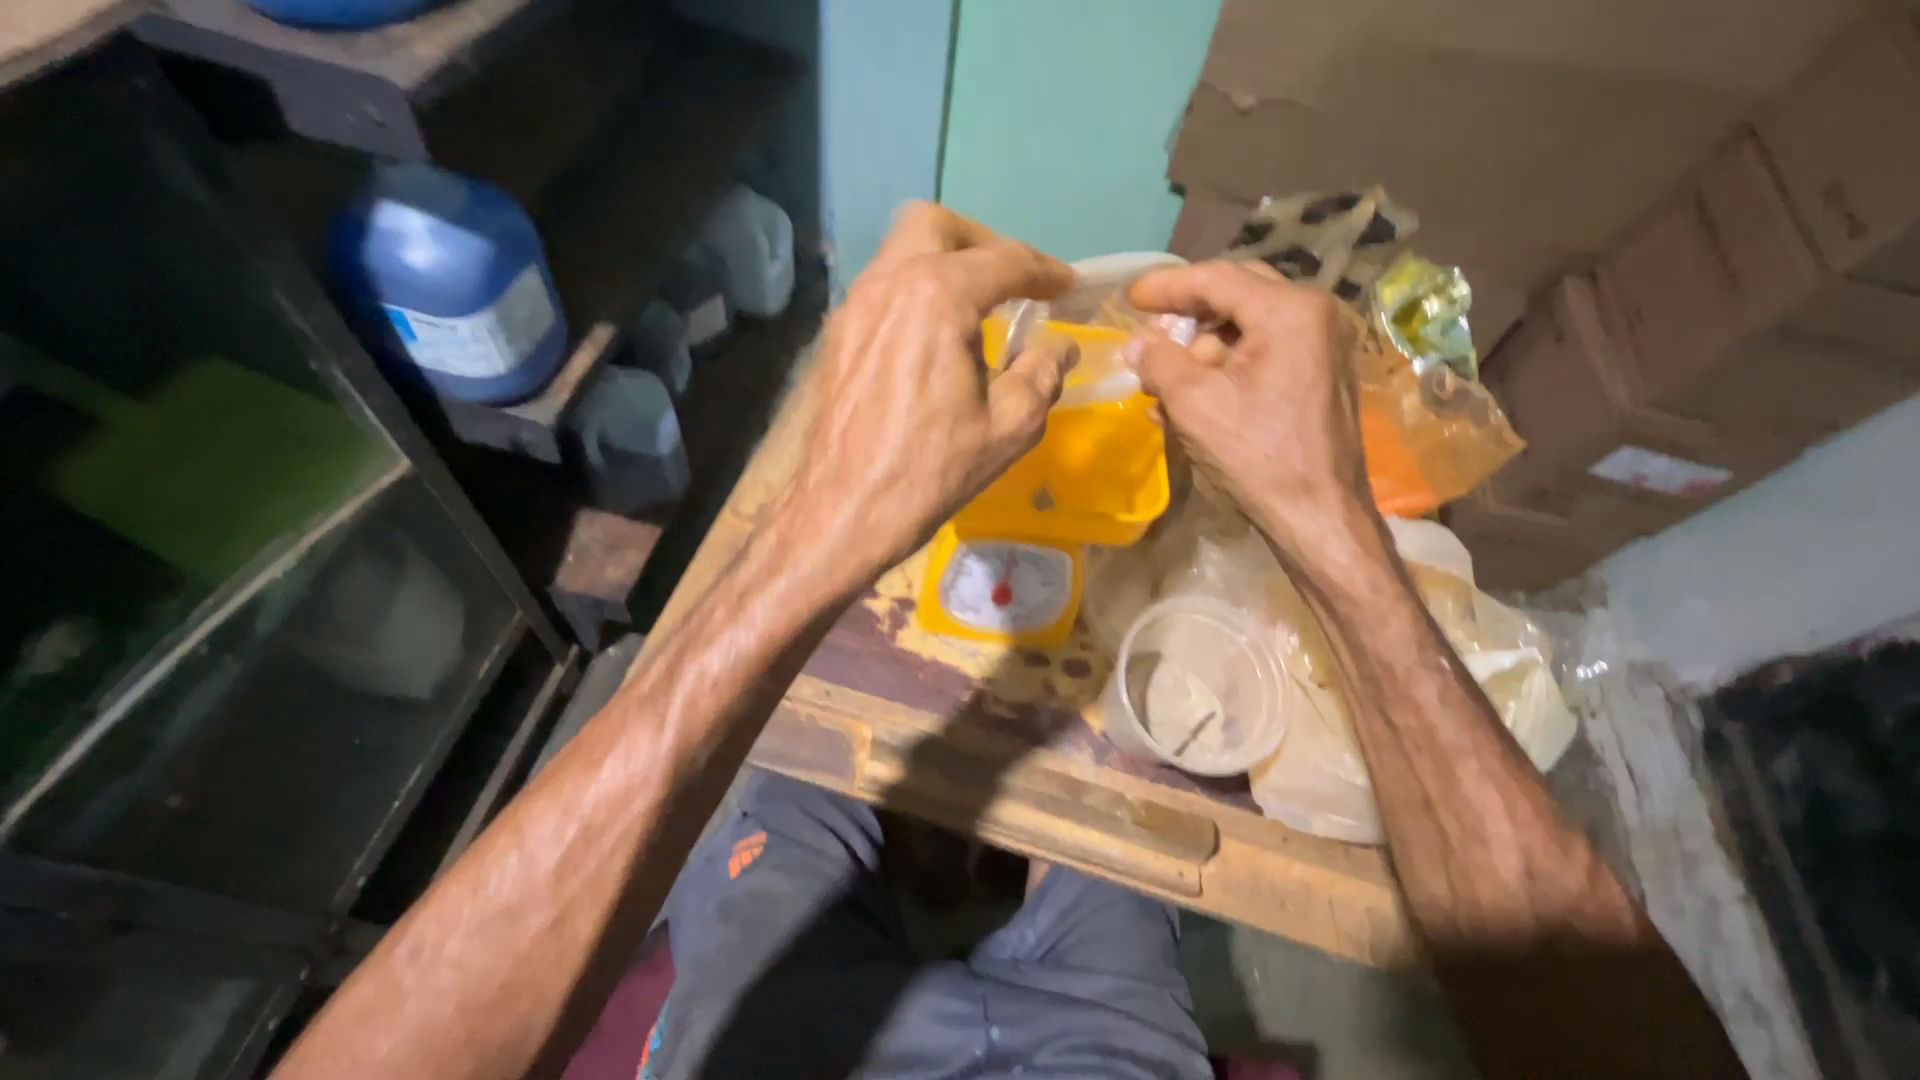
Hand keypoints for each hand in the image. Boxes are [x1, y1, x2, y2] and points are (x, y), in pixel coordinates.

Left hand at [777, 202, 1074, 577]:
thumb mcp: (1009, 427)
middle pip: (934, 225)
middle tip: (1009, 282)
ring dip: (942, 264)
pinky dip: (913, 294)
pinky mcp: (836, 337)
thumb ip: (1042, 373)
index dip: (1043, 270)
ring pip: (899, 252)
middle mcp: (888, 284)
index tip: (1066, 287)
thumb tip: (1059, 346)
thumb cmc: (932, 471)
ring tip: (974, 311)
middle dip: (980, 242)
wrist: (843, 511)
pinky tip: (932, 341)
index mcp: (937, 297)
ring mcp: (854, 308)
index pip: (1003, 260)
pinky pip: (881, 289)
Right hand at [1124, 261, 1379, 567]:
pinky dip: (1227, 366)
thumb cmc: (1257, 455)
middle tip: (1149, 333)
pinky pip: (1266, 351)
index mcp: (1290, 311)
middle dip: (1187, 317)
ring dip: (1203, 348)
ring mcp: (1325, 344)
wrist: (1318, 513)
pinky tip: (1192, 396)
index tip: (1130, 297)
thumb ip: (1159, 362)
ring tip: (1163, 382)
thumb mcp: (1195, 404)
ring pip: (1249, 326)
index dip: (1167, 287)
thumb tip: (1135, 344)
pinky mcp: (1322, 373)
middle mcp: (1316, 314)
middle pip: (1237, 295)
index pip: (1218, 278)